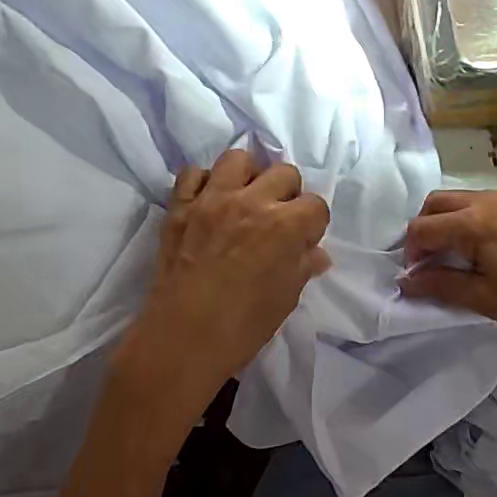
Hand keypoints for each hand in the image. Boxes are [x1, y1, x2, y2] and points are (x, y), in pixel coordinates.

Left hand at [113, 149, 331, 424]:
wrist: (182, 338)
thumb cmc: (243, 326)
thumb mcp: (285, 299)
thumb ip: (302, 267)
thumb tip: (316, 253)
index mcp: (286, 226)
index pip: (316, 205)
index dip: (312, 224)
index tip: (303, 240)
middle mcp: (252, 201)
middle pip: (283, 172)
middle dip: (287, 193)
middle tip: (276, 218)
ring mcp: (212, 199)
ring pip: (238, 159)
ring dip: (248, 175)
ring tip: (244, 199)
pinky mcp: (180, 205)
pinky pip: (193, 173)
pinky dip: (203, 182)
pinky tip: (208, 202)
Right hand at [400, 190, 496, 357]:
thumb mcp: (486, 299)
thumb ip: (441, 285)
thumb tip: (408, 281)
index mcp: (475, 222)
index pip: (422, 228)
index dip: (411, 254)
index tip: (416, 278)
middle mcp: (489, 200)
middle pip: (436, 204)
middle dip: (424, 231)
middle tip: (429, 265)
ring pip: (460, 201)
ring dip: (446, 224)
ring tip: (454, 260)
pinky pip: (483, 205)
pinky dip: (469, 221)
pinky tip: (480, 252)